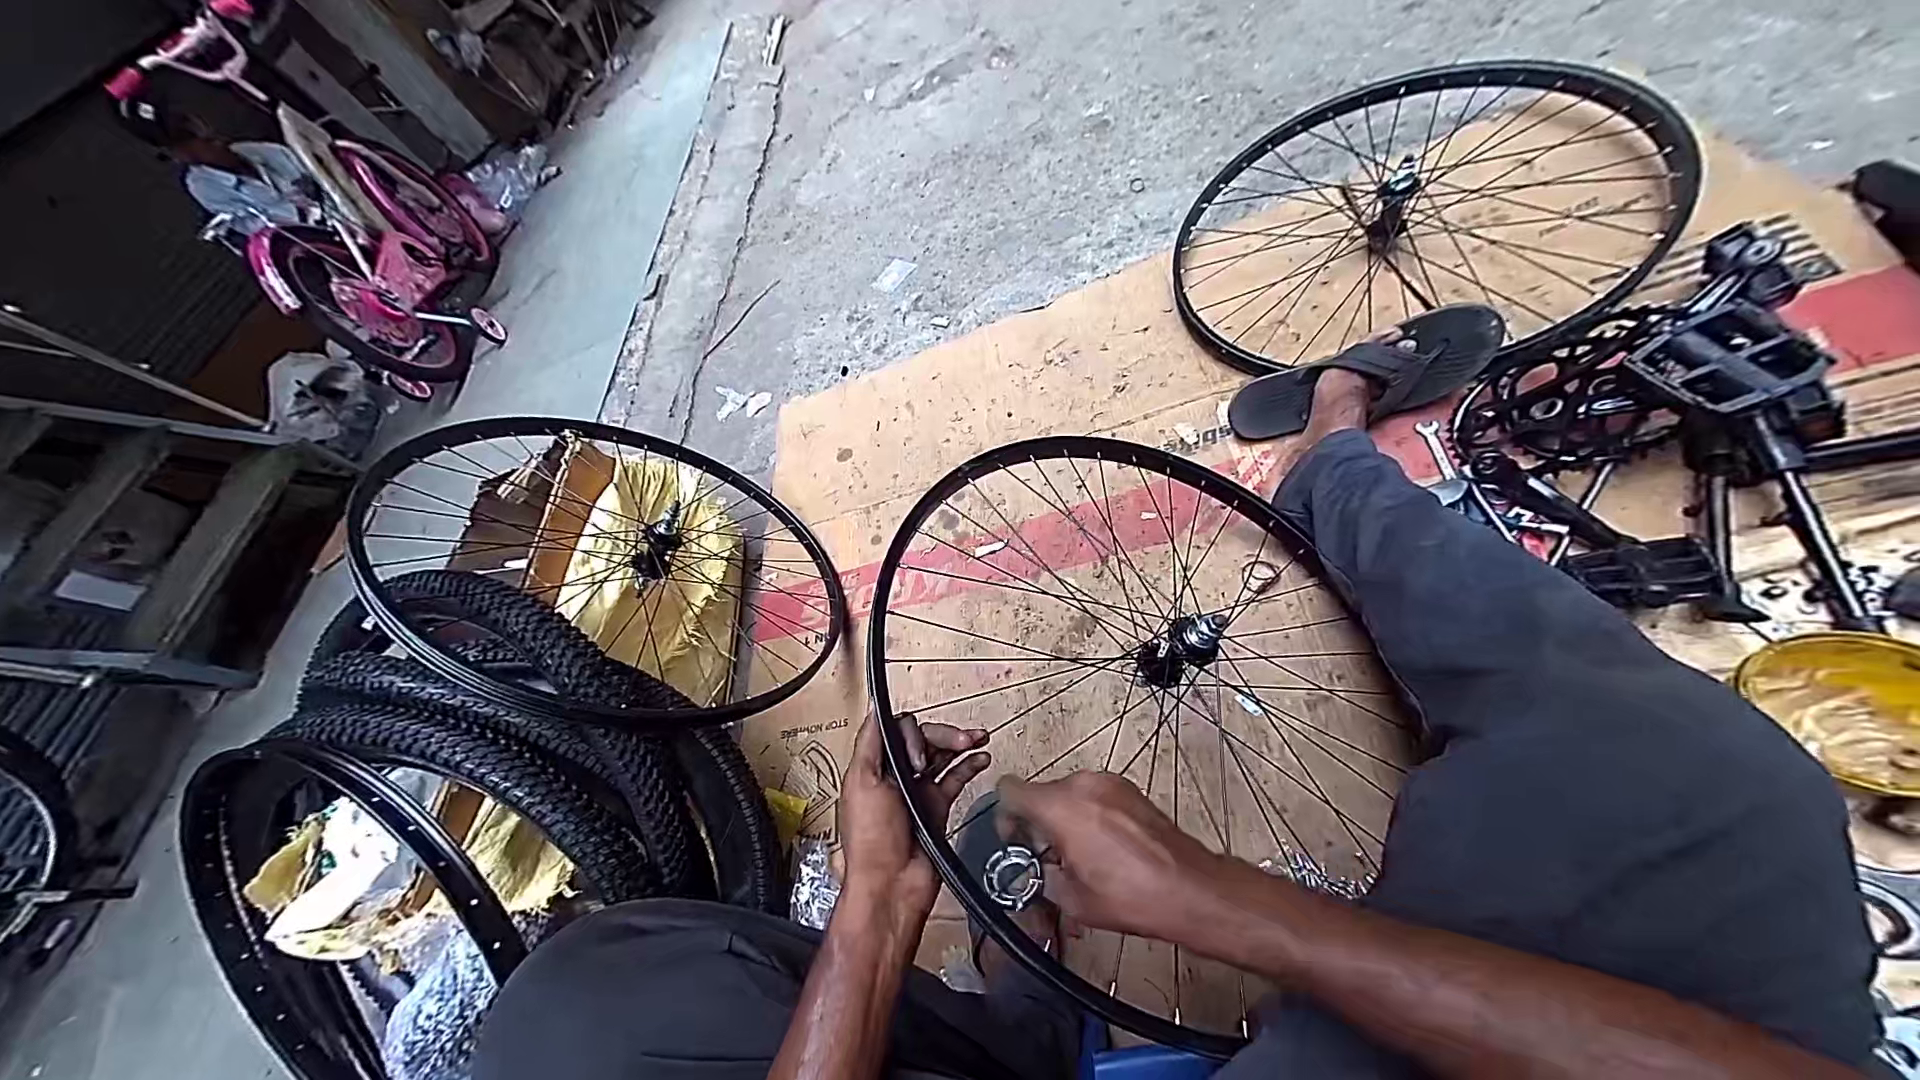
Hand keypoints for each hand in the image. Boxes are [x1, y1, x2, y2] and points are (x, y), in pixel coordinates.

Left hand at [838, 710, 989, 915]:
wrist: (891, 886)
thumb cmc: (871, 841)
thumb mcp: (862, 783)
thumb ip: (870, 743)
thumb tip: (874, 710)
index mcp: (876, 767)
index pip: (899, 730)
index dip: (913, 734)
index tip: (917, 756)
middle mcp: (896, 775)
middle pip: (924, 739)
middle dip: (943, 734)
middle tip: (959, 740)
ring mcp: (918, 790)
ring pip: (942, 755)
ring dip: (961, 742)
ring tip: (978, 738)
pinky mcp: (937, 806)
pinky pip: (956, 778)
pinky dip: (970, 764)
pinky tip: (981, 757)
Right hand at [997, 771, 1224, 940]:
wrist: (1189, 888)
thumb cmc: (1132, 895)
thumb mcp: (1071, 898)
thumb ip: (1043, 873)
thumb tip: (1039, 868)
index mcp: (1059, 806)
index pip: (1009, 789)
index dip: (1005, 816)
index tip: (1018, 840)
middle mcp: (1081, 784)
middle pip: (1040, 794)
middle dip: (1038, 824)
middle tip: (1050, 859)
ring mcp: (1107, 782)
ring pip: (1067, 795)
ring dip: (1065, 821)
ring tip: (1082, 859)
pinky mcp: (1128, 788)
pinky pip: (1093, 795)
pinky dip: (1089, 816)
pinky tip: (1105, 850)